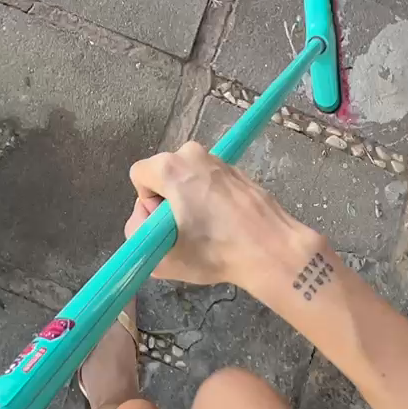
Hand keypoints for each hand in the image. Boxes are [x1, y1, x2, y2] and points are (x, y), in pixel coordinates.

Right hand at [123, 142, 319, 293]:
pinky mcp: (236, 168)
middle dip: (167, 199)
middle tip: (185, 229)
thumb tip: (143, 221)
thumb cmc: (214, 251)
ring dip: (188, 197)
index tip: (164, 223)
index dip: (146, 203)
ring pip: (187, 176)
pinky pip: (208, 178)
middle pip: (164, 173)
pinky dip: (209, 196)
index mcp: (170, 167)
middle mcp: (191, 153)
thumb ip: (137, 235)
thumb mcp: (161, 256)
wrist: (270, 248)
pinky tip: (224, 221)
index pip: (139, 175)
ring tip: (207, 228)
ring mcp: (216, 158)